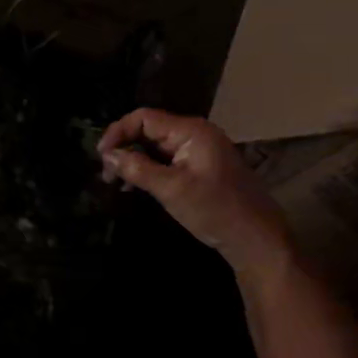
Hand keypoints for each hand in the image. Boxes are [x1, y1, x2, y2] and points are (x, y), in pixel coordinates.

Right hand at [98, 108, 293, 282]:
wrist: (256, 239)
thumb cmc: (215, 211)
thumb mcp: (171, 190)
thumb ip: (137, 169)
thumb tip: (108, 156)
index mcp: (191, 131)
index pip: (144, 118)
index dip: (118, 132)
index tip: (101, 156)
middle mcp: (194, 134)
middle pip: (148, 130)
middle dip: (124, 148)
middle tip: (106, 174)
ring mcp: (198, 151)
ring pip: (154, 147)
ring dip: (133, 161)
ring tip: (116, 183)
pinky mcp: (198, 168)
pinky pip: (165, 160)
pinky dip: (147, 170)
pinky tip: (134, 186)